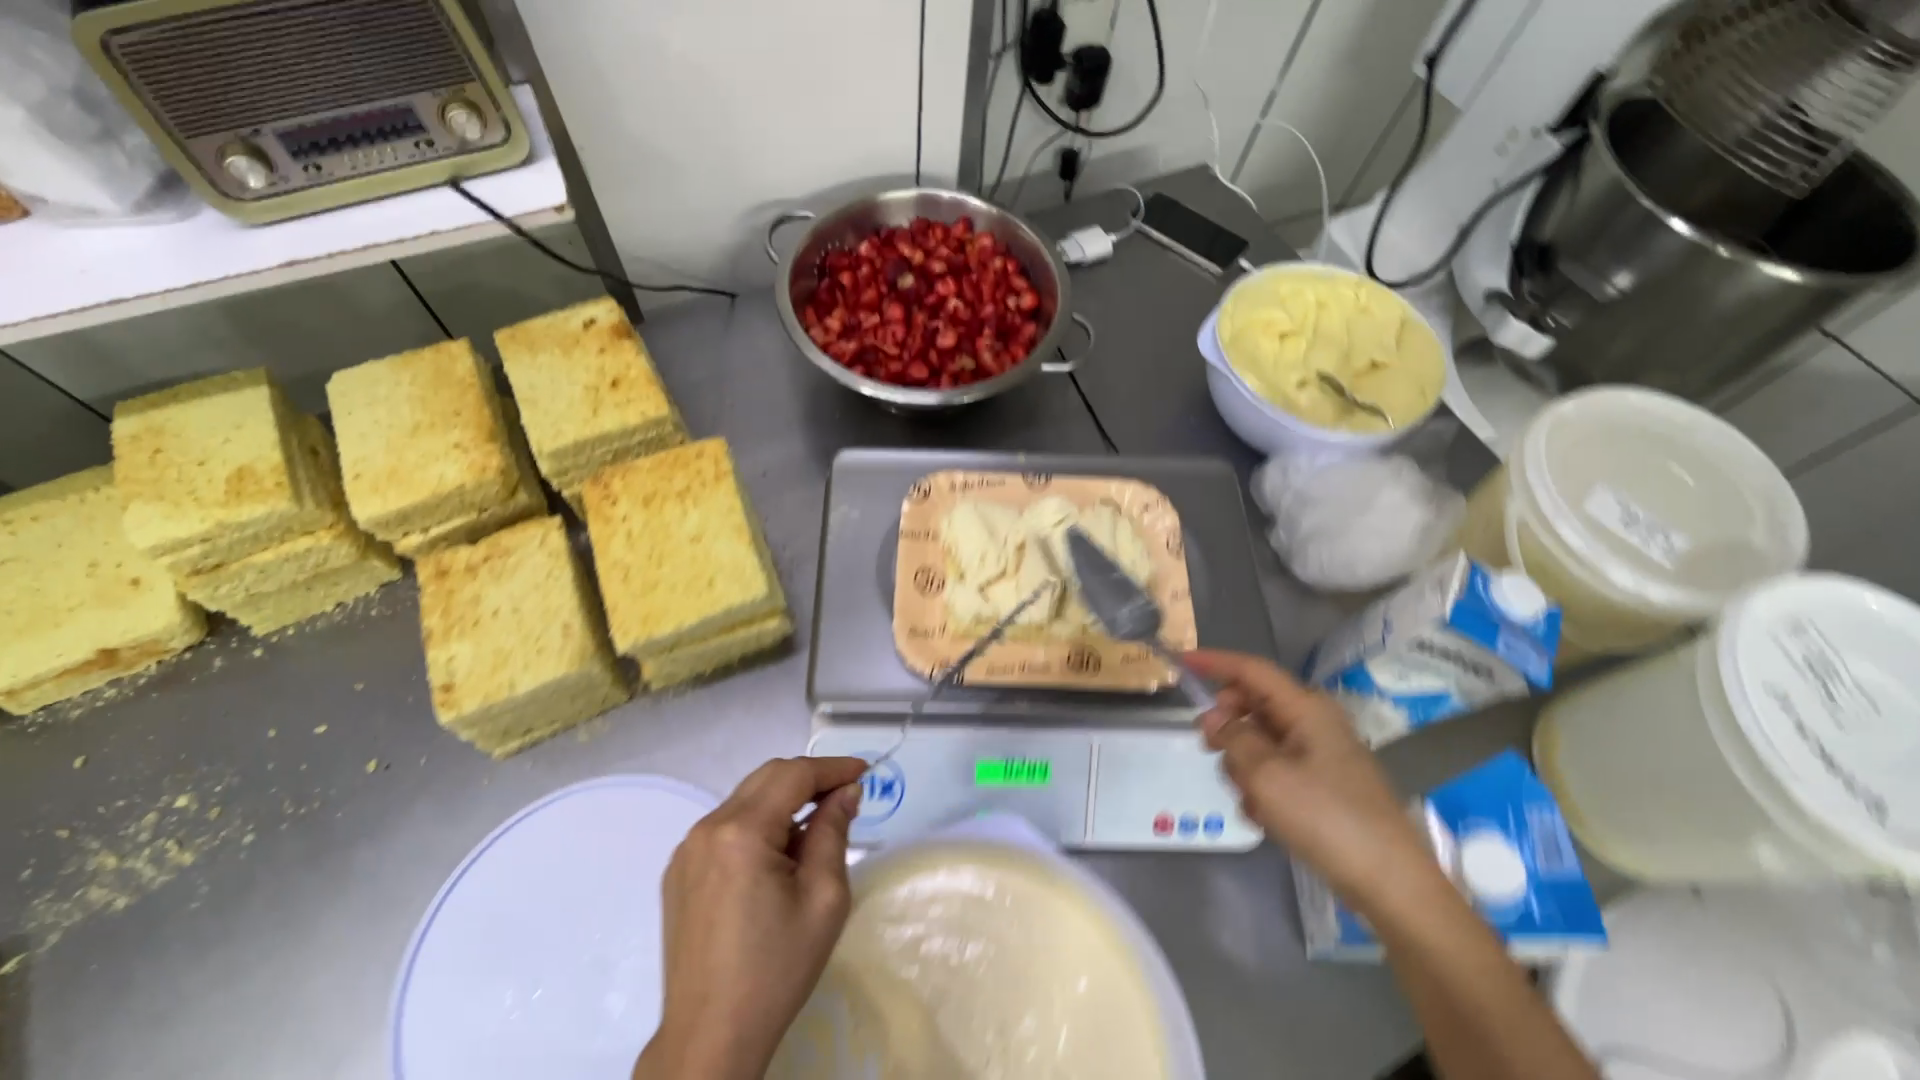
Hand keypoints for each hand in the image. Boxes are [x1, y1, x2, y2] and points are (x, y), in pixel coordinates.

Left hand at [634, 757, 867, 1079]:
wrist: (712, 1032)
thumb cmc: (777, 969)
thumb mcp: (824, 899)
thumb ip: (833, 833)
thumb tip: (844, 793)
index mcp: (741, 832)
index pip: (793, 776)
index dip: (832, 768)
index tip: (865, 773)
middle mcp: (705, 830)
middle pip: (765, 780)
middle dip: (809, 780)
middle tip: (846, 797)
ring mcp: (685, 852)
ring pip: (743, 803)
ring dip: (782, 805)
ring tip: (815, 834)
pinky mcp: (678, 874)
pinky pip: (724, 831)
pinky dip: (757, 828)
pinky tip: (778, 860)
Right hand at [1185, 649, 1438, 911]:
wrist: (1388, 879)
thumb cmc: (1326, 817)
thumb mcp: (1266, 775)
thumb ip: (1232, 738)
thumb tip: (1214, 716)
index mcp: (1306, 709)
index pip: (1252, 671)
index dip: (1214, 663)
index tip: (1179, 663)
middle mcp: (1314, 724)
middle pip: (1254, 706)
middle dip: (1228, 726)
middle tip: (1210, 750)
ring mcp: (1320, 756)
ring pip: (1260, 742)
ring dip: (1244, 766)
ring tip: (1251, 800)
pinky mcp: (1322, 786)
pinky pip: (1276, 772)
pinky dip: (1262, 789)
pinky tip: (1265, 818)